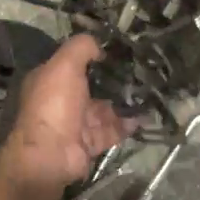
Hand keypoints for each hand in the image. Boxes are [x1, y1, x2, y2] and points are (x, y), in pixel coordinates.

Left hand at [0, 35, 129, 190]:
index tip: (120, 51)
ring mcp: (75, 124)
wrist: (50, 155)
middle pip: (91, 88)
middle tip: (141, 71)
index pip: (73, 65)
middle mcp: (61, 101)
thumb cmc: (54, 103)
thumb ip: (81, 48)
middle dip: (114, 82)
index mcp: (50, 81)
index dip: (94, 57)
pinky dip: (126, 124)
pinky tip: (144, 116)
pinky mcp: (89, 143)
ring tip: (149, 92)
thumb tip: (99, 44)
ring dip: (124, 103)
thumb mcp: (64, 65)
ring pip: (104, 110)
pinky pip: (111, 130)